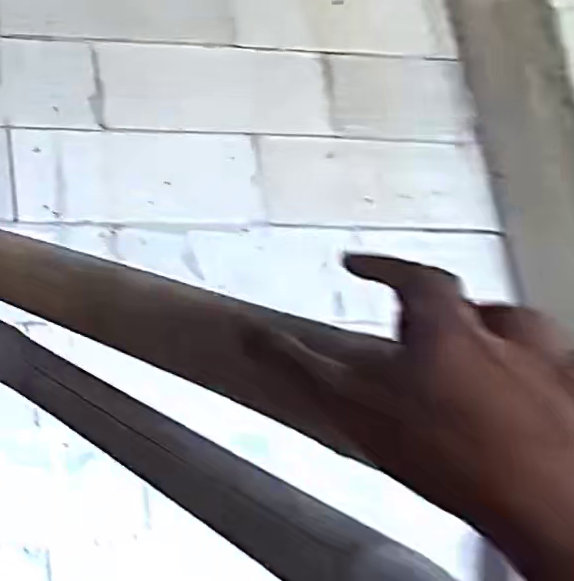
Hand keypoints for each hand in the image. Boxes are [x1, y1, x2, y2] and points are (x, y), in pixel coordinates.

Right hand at [250, 254, 573, 580]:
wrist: (555, 524)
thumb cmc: (455, 456)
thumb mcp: (344, 401)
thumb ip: (290, 360)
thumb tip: (248, 331)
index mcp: (451, 334)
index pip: (418, 278)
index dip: (384, 266)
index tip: (359, 265)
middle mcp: (517, 353)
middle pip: (502, 313)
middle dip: (468, 309)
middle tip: (440, 318)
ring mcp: (563, 393)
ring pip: (547, 353)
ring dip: (513, 352)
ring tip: (483, 368)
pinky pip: (564, 397)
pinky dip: (540, 397)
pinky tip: (521, 417)